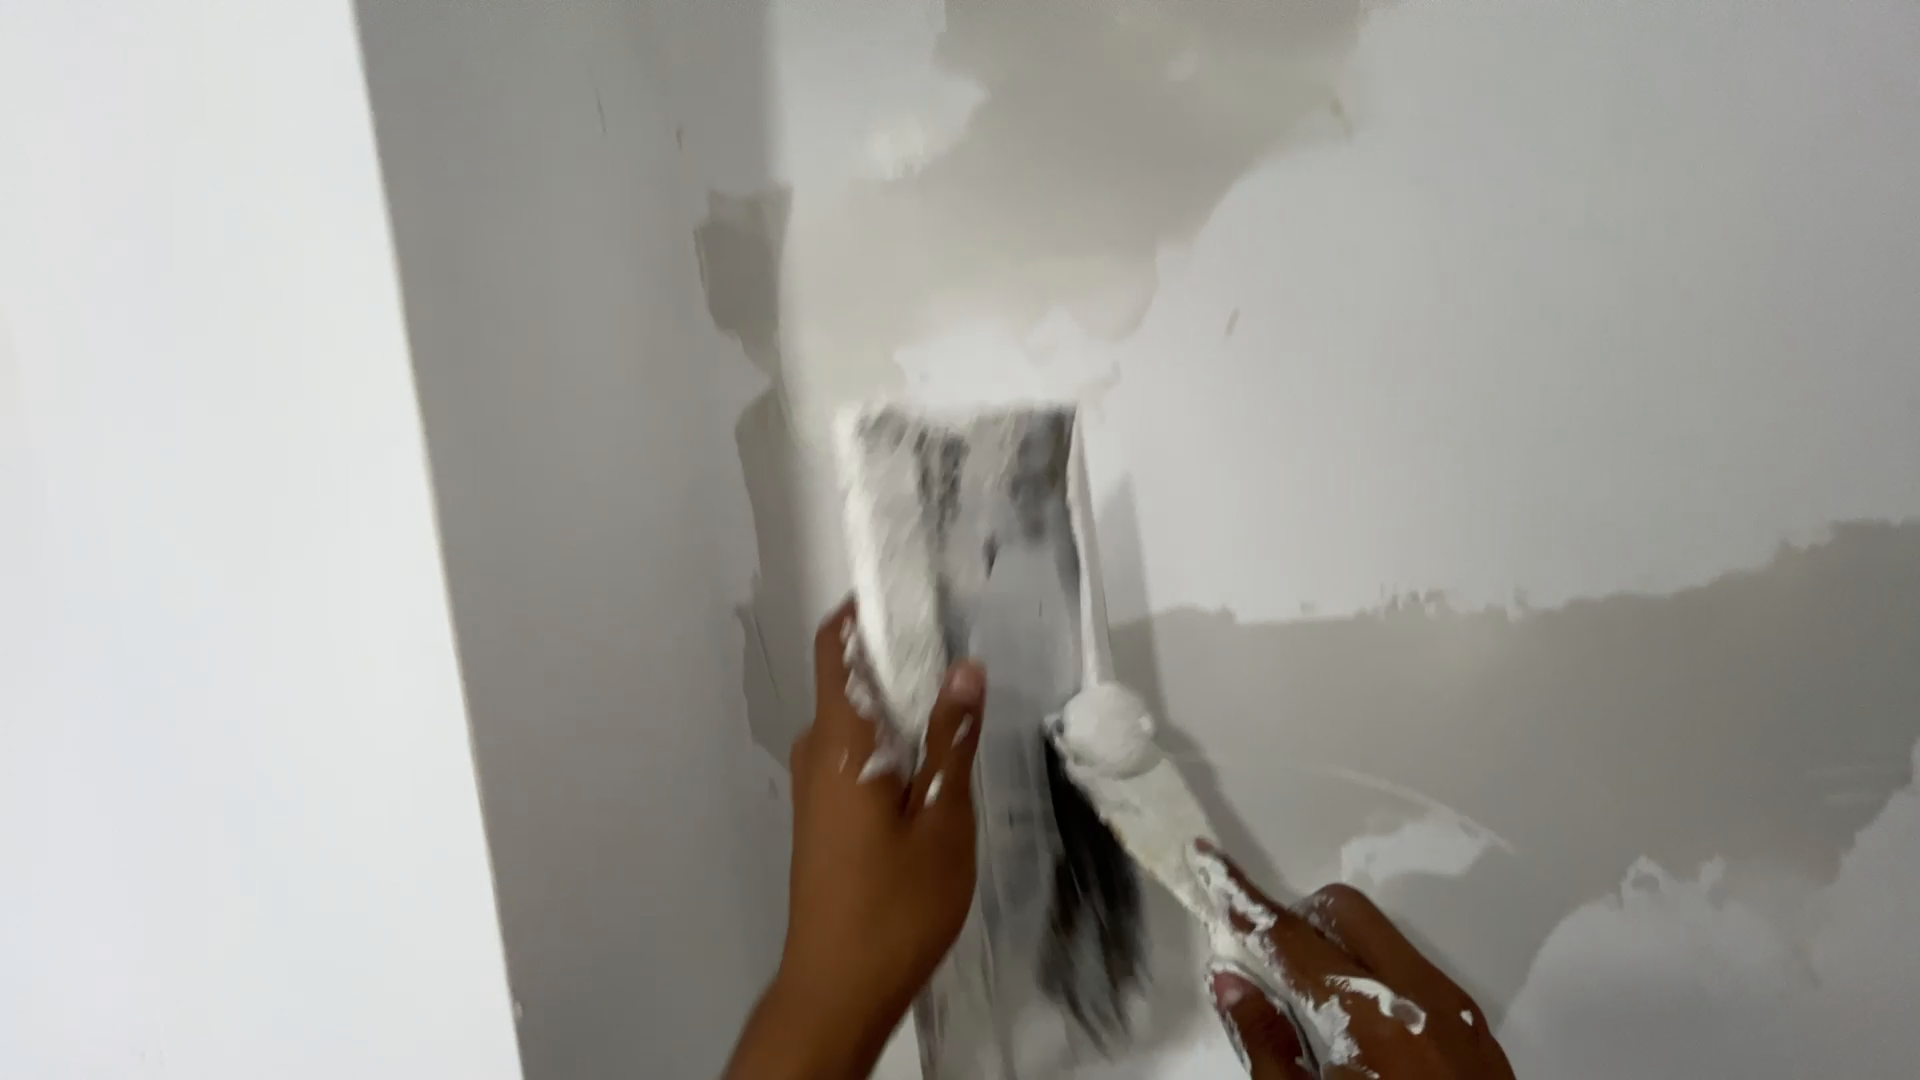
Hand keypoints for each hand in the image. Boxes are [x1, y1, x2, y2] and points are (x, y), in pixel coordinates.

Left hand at [724, 600, 986, 1079]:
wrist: (837, 989)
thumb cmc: (895, 902)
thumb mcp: (942, 817)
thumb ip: (952, 739)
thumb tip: (964, 668)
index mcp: (838, 741)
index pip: (833, 647)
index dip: (862, 610)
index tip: (909, 592)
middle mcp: (817, 751)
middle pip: (848, 678)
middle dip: (897, 656)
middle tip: (956, 648)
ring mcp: (816, 784)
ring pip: (856, 719)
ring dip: (898, 702)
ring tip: (956, 699)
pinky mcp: (824, 812)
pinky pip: (854, 752)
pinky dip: (889, 738)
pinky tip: (933, 756)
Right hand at [1196, 842, 1514, 1079]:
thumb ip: (1263, 1043)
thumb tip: (1228, 977)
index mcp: (1372, 1021)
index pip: (1290, 936)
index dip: (1242, 898)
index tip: (1207, 856)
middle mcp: (1421, 999)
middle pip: (1342, 911)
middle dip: (1298, 920)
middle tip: (1274, 971)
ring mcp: (1457, 1014)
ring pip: (1379, 935)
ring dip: (1336, 947)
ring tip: (1320, 1010)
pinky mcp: (1478, 1034)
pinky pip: (1411, 970)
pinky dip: (1373, 976)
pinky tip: (1364, 1035)